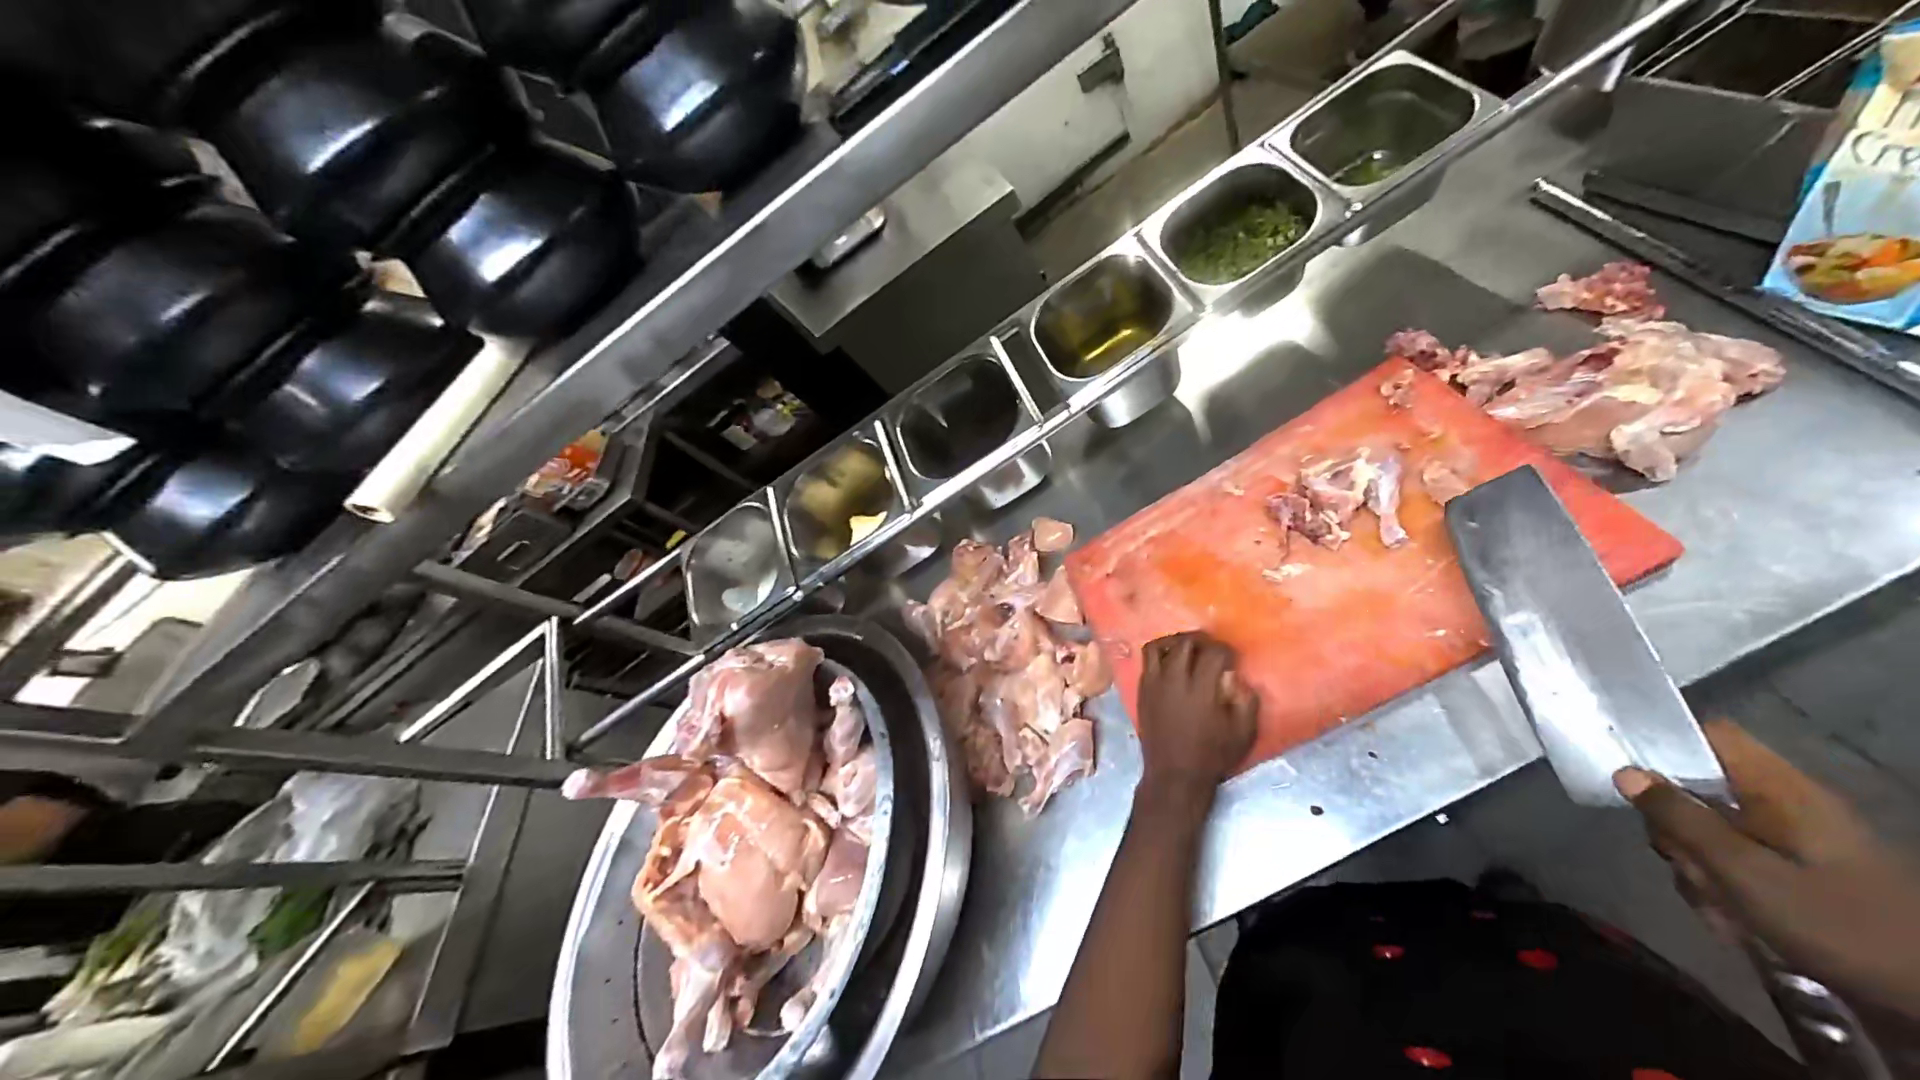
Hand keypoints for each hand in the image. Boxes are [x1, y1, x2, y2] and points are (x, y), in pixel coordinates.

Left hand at [1136, 631, 1257, 808]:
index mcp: (1201, 690)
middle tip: (1212, 647)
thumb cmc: (1212, 755)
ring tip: (1188, 648)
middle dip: (1202, 640)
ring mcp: (1153, 684)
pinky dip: (1159, 653)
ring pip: (1158, 645)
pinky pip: (1146, 659)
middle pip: (1184, 643)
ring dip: (1175, 641)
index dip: (1225, 650)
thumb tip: (1236, 677)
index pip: (1213, 653)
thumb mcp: (1243, 733)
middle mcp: (1174, 681)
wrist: (1174, 774)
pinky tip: (1170, 661)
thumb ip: (1246, 701)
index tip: (1231, 657)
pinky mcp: (1142, 689)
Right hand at [1616, 720, 1919, 1020]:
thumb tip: (1625, 772)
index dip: (1665, 738)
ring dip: (1694, 863)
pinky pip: (1730, 859)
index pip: (1712, 734)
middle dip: (1674, 826)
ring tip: (1716, 904)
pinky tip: (1731, 916)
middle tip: (1682, 861)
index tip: (1627, 764)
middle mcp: (1784, 804)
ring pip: (1706, 828)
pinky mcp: (1792, 869)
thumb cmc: (1839, 923)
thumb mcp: (1745, 872)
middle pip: (1696, 786)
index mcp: (1781, 789)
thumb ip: (1681, 819)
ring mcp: (1790, 838)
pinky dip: (1718, 884)